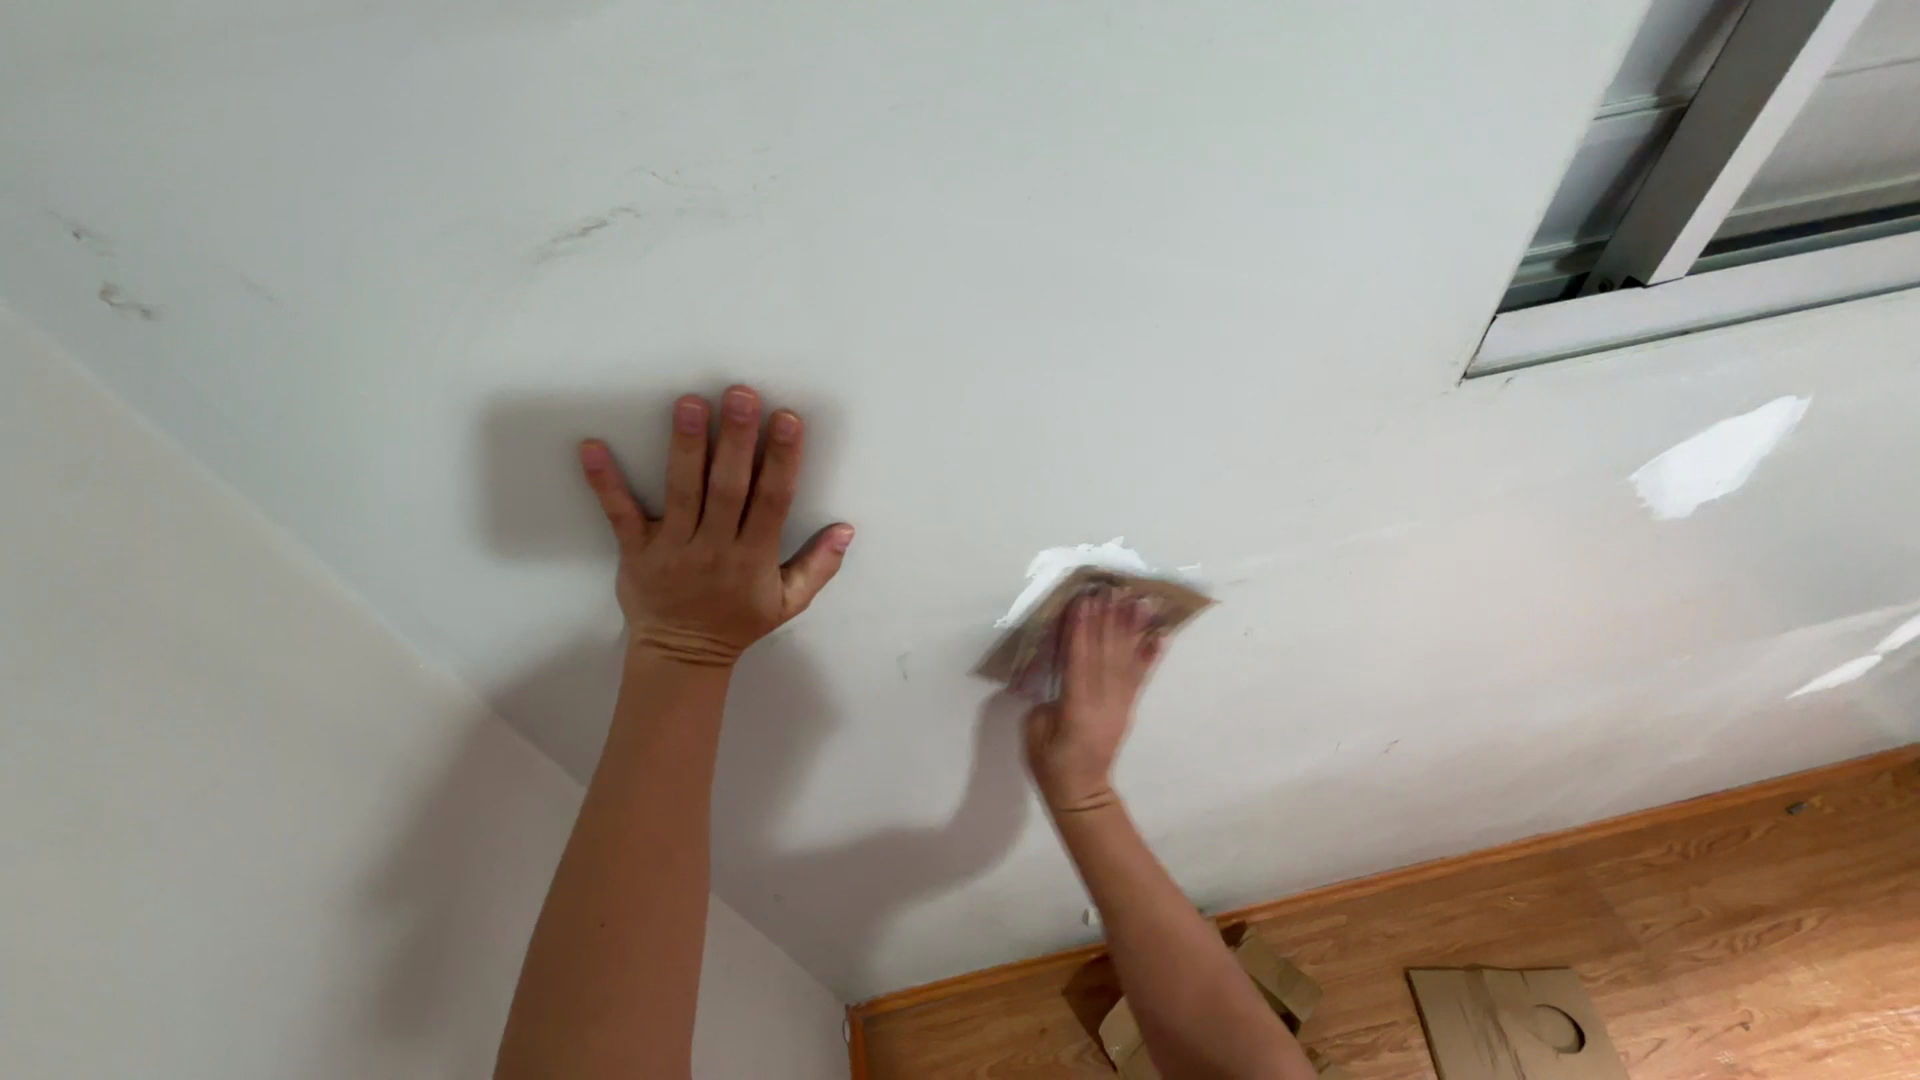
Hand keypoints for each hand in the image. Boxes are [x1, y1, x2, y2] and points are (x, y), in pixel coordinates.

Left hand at [577, 385, 853, 667]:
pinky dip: (605, 483)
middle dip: (737, 441)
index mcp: (753, 558)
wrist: (681, 655)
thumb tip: (846, 529)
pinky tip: (592, 447)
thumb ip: (819, 565)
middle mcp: (714, 548)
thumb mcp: (790, 602)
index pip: (772, 502)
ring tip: (690, 403)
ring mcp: (672, 548)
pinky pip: (620, 514)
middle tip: (741, 395)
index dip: (781, 460)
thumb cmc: (738, 623)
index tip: (787, 420)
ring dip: (686, 447)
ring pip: (682, 492)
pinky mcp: (635, 551)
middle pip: (729, 488)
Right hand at [1024, 588, 1164, 812]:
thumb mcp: (1036, 729)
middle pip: (1106, 653)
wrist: (1081, 792)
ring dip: (1132, 628)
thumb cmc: (1050, 762)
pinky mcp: (1129, 707)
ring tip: (1140, 600)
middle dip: (1108, 618)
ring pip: (1127, 660)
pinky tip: (1161, 633)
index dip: (1081, 629)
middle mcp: (1104, 702)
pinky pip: (1141, 677)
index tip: (1084, 599)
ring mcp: (1121, 704)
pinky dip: (1152, 654)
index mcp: (1077, 708)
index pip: (1079, 660)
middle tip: (1112, 588)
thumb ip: (1049, 696)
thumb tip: (1059, 667)